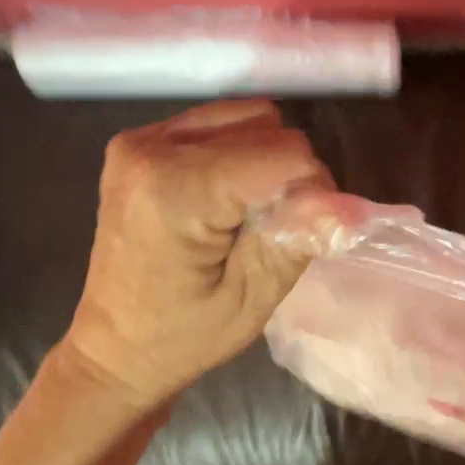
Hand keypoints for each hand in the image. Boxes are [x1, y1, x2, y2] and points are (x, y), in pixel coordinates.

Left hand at [65, 100, 331, 408]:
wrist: (116, 347)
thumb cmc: (185, 337)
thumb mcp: (252, 300)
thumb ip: (297, 241)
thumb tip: (348, 209)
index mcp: (179, 190)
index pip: (282, 153)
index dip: (314, 188)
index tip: (310, 231)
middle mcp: (154, 149)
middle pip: (263, 126)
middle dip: (290, 173)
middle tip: (285, 227)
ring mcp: (141, 140)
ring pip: (240, 117)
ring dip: (265, 160)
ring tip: (257, 215)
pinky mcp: (138, 144)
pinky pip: (213, 126)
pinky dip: (238, 156)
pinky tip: (231, 202)